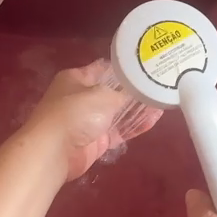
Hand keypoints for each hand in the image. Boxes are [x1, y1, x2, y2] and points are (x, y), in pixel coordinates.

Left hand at [21, 60, 161, 180]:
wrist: (54, 151)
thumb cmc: (76, 112)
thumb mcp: (103, 94)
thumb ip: (122, 92)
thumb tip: (135, 89)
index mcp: (76, 79)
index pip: (103, 68)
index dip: (123, 68)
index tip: (145, 66)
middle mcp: (81, 98)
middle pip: (112, 92)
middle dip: (134, 90)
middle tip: (158, 85)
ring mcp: (89, 121)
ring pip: (118, 113)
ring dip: (138, 109)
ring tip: (162, 100)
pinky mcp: (96, 141)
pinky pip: (120, 131)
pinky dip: (135, 126)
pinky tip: (154, 118)